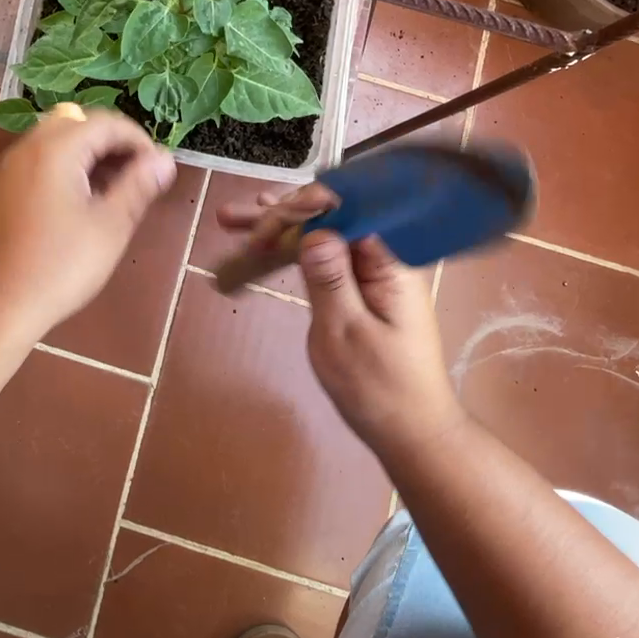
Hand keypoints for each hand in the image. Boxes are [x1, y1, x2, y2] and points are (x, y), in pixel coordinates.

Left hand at [0, 105, 176, 340]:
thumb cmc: (60, 266)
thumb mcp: (110, 226)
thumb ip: (138, 186)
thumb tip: (165, 159)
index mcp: (55, 149)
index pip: (104, 122)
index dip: (137, 139)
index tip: (157, 167)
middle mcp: (27, 148)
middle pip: (76, 122)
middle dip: (110, 141)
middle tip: (135, 173)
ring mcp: (9, 168)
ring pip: (54, 139)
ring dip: (86, 153)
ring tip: (113, 189)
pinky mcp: (0, 190)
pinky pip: (37, 160)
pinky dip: (63, 166)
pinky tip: (80, 202)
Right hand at [217, 186, 463, 454]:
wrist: (409, 430)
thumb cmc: (380, 387)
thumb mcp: (346, 332)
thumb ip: (330, 280)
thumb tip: (314, 232)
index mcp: (391, 262)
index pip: (347, 210)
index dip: (303, 207)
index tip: (266, 222)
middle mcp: (382, 258)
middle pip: (329, 218)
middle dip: (279, 214)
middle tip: (230, 217)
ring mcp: (368, 273)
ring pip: (320, 236)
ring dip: (276, 228)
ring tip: (231, 218)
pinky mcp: (356, 289)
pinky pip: (321, 258)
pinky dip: (290, 250)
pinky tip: (264, 240)